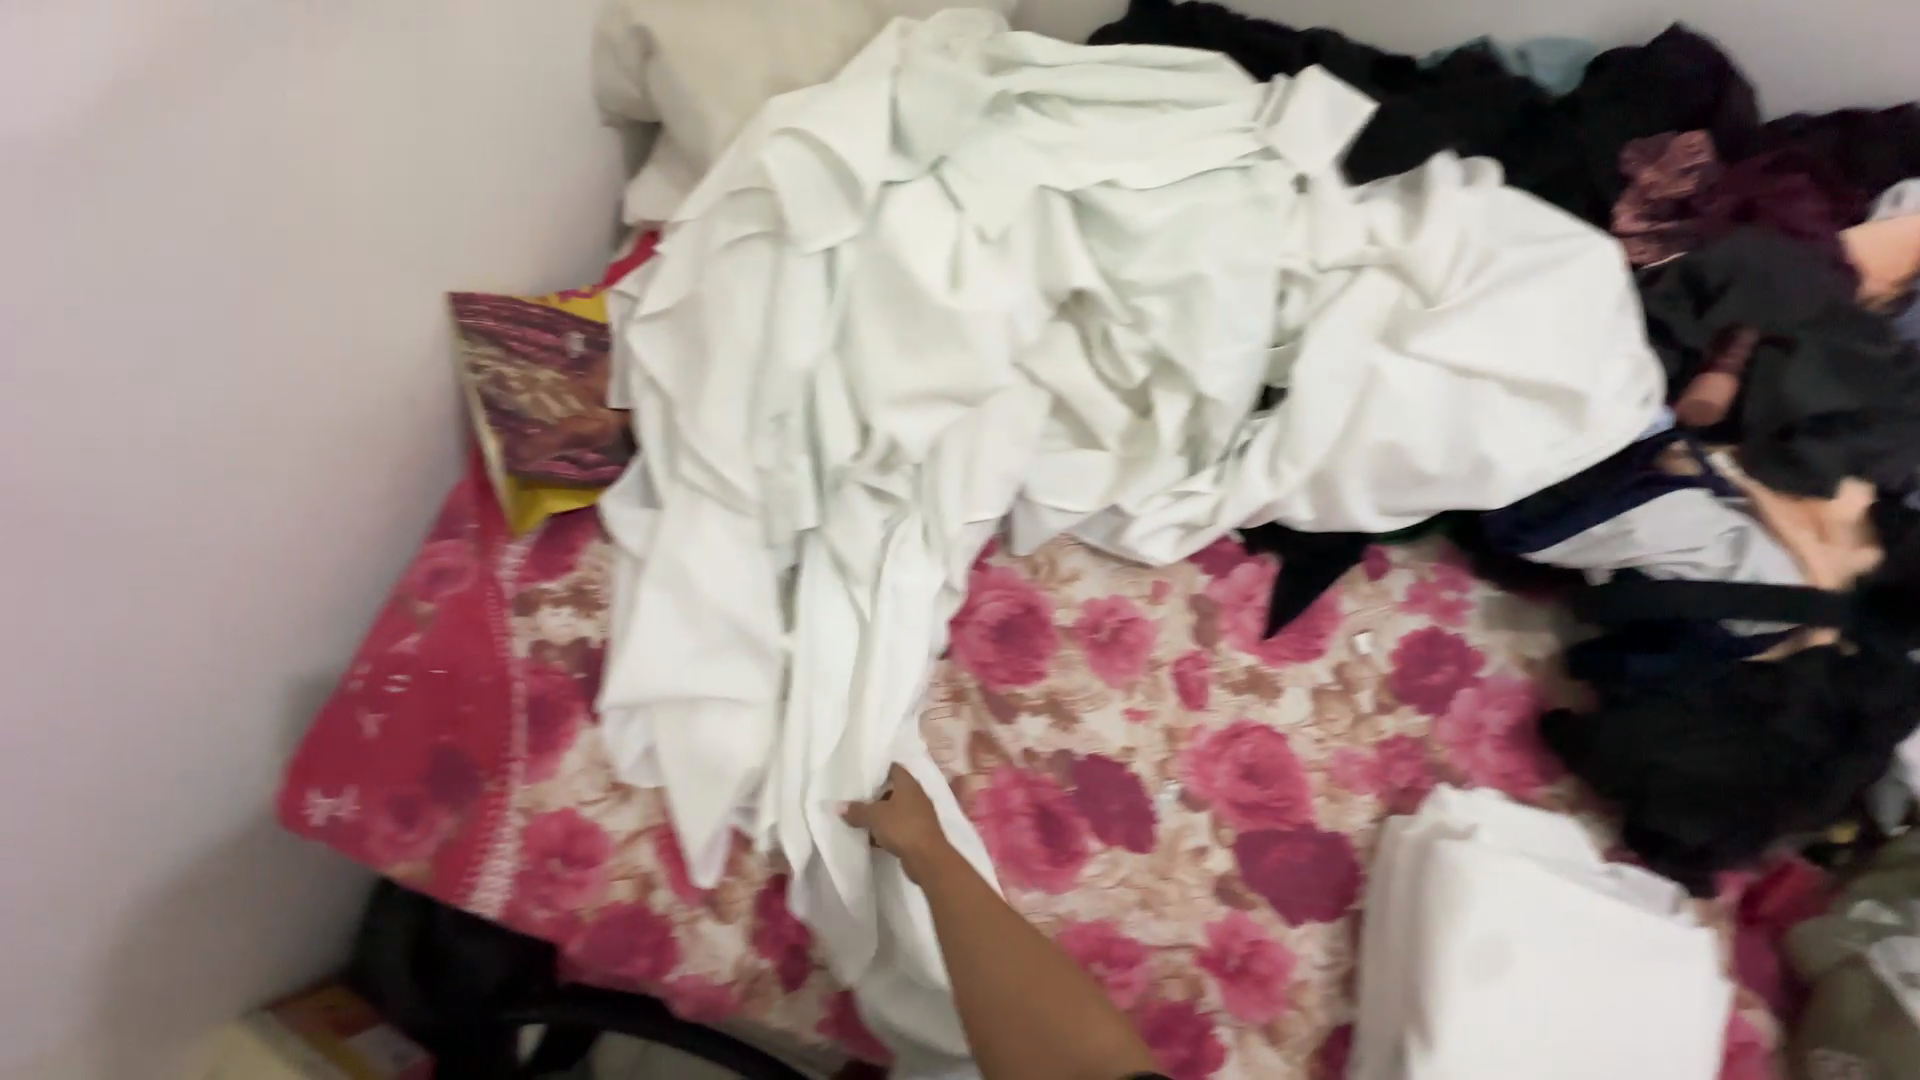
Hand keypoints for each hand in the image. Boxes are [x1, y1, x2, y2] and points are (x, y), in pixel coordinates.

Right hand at [842, 764, 953, 879]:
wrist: (928, 858)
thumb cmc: (902, 827)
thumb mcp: (875, 816)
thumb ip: (857, 810)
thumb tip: (838, 806)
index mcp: (908, 784)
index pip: (893, 768)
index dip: (878, 769)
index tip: (862, 773)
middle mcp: (916, 796)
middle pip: (893, 789)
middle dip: (875, 794)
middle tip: (855, 796)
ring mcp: (918, 815)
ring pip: (894, 810)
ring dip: (880, 814)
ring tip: (858, 817)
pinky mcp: (917, 833)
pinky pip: (897, 826)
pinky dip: (885, 830)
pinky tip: (870, 837)